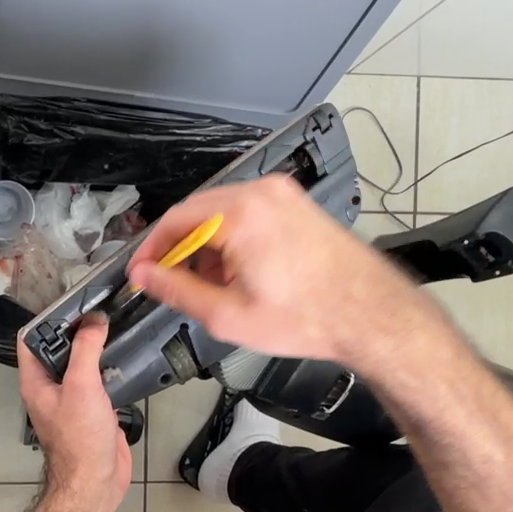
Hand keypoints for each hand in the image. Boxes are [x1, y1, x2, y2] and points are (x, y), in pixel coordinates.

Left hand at [17, 317, 131, 511]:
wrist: (96, 483)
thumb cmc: (80, 439)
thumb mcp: (80, 386)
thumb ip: (85, 350)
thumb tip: (94, 321)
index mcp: (35, 381)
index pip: (31, 338)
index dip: (48, 318)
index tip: (73, 301)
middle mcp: (51, 387)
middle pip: (59, 348)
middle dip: (77, 328)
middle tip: (100, 306)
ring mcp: (73, 398)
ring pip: (82, 363)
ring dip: (96, 346)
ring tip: (116, 321)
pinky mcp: (95, 408)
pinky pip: (100, 380)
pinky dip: (111, 365)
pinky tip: (127, 352)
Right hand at [127, 175, 451, 380]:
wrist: (371, 316)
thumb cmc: (307, 317)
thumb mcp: (227, 314)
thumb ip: (176, 290)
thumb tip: (143, 276)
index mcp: (240, 214)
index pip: (174, 220)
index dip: (151, 249)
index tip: (141, 272)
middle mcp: (262, 194)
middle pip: (196, 213)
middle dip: (179, 249)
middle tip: (170, 283)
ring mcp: (283, 196)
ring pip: (221, 213)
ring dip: (205, 246)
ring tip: (209, 286)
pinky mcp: (297, 206)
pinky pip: (248, 214)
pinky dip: (231, 239)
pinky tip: (236, 274)